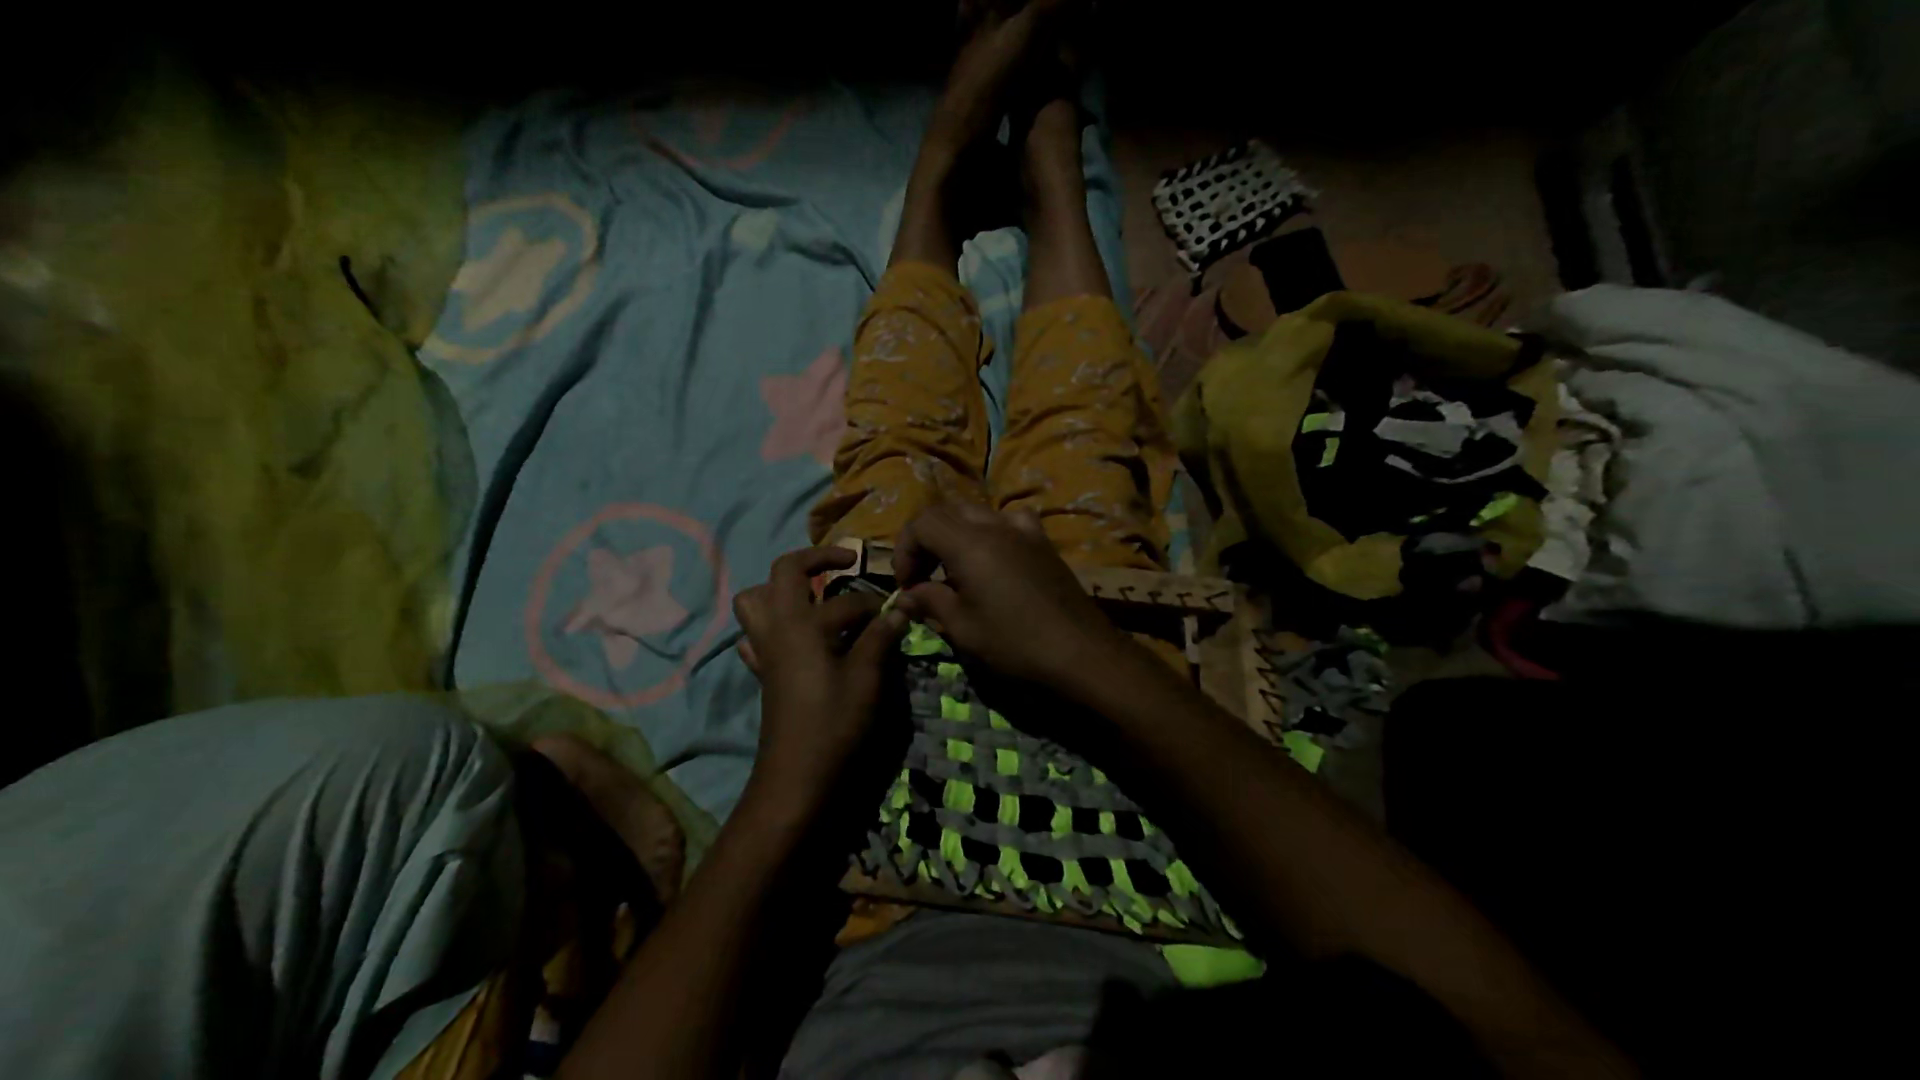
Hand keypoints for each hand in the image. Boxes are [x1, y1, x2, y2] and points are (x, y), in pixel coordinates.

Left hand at [734, 547, 908, 808]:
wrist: (797, 776)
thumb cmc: (834, 722)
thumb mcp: (866, 676)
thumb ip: (882, 636)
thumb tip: (905, 604)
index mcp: (799, 624)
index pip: (828, 588)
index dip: (856, 583)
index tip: (883, 592)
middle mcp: (775, 629)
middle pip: (780, 574)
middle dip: (813, 561)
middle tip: (845, 565)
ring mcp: (766, 651)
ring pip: (757, 602)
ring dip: (785, 591)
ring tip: (821, 599)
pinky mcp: (766, 673)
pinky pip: (757, 637)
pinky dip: (775, 627)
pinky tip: (802, 639)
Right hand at [891, 503, 1125, 691]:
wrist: (1082, 652)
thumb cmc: (1016, 642)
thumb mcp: (963, 628)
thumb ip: (930, 601)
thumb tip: (908, 595)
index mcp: (969, 543)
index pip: (922, 522)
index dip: (905, 550)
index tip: (907, 585)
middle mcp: (995, 526)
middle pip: (947, 511)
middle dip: (926, 539)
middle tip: (924, 576)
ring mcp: (1024, 530)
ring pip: (978, 512)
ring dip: (957, 533)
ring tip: (955, 568)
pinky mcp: (1044, 542)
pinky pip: (1010, 520)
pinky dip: (992, 531)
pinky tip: (996, 558)